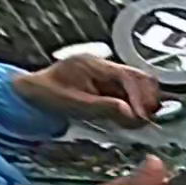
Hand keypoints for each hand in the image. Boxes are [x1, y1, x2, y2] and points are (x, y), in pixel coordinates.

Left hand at [12, 54, 160, 125]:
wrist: (36, 94)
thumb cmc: (50, 96)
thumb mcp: (74, 104)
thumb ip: (104, 107)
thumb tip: (132, 114)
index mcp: (93, 65)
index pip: (129, 77)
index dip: (140, 97)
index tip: (141, 117)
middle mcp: (106, 67)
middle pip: (144, 79)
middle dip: (148, 100)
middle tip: (143, 118)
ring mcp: (113, 76)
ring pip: (146, 87)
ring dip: (148, 105)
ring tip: (138, 119)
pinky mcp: (118, 86)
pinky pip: (140, 95)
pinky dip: (142, 107)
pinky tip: (133, 117)